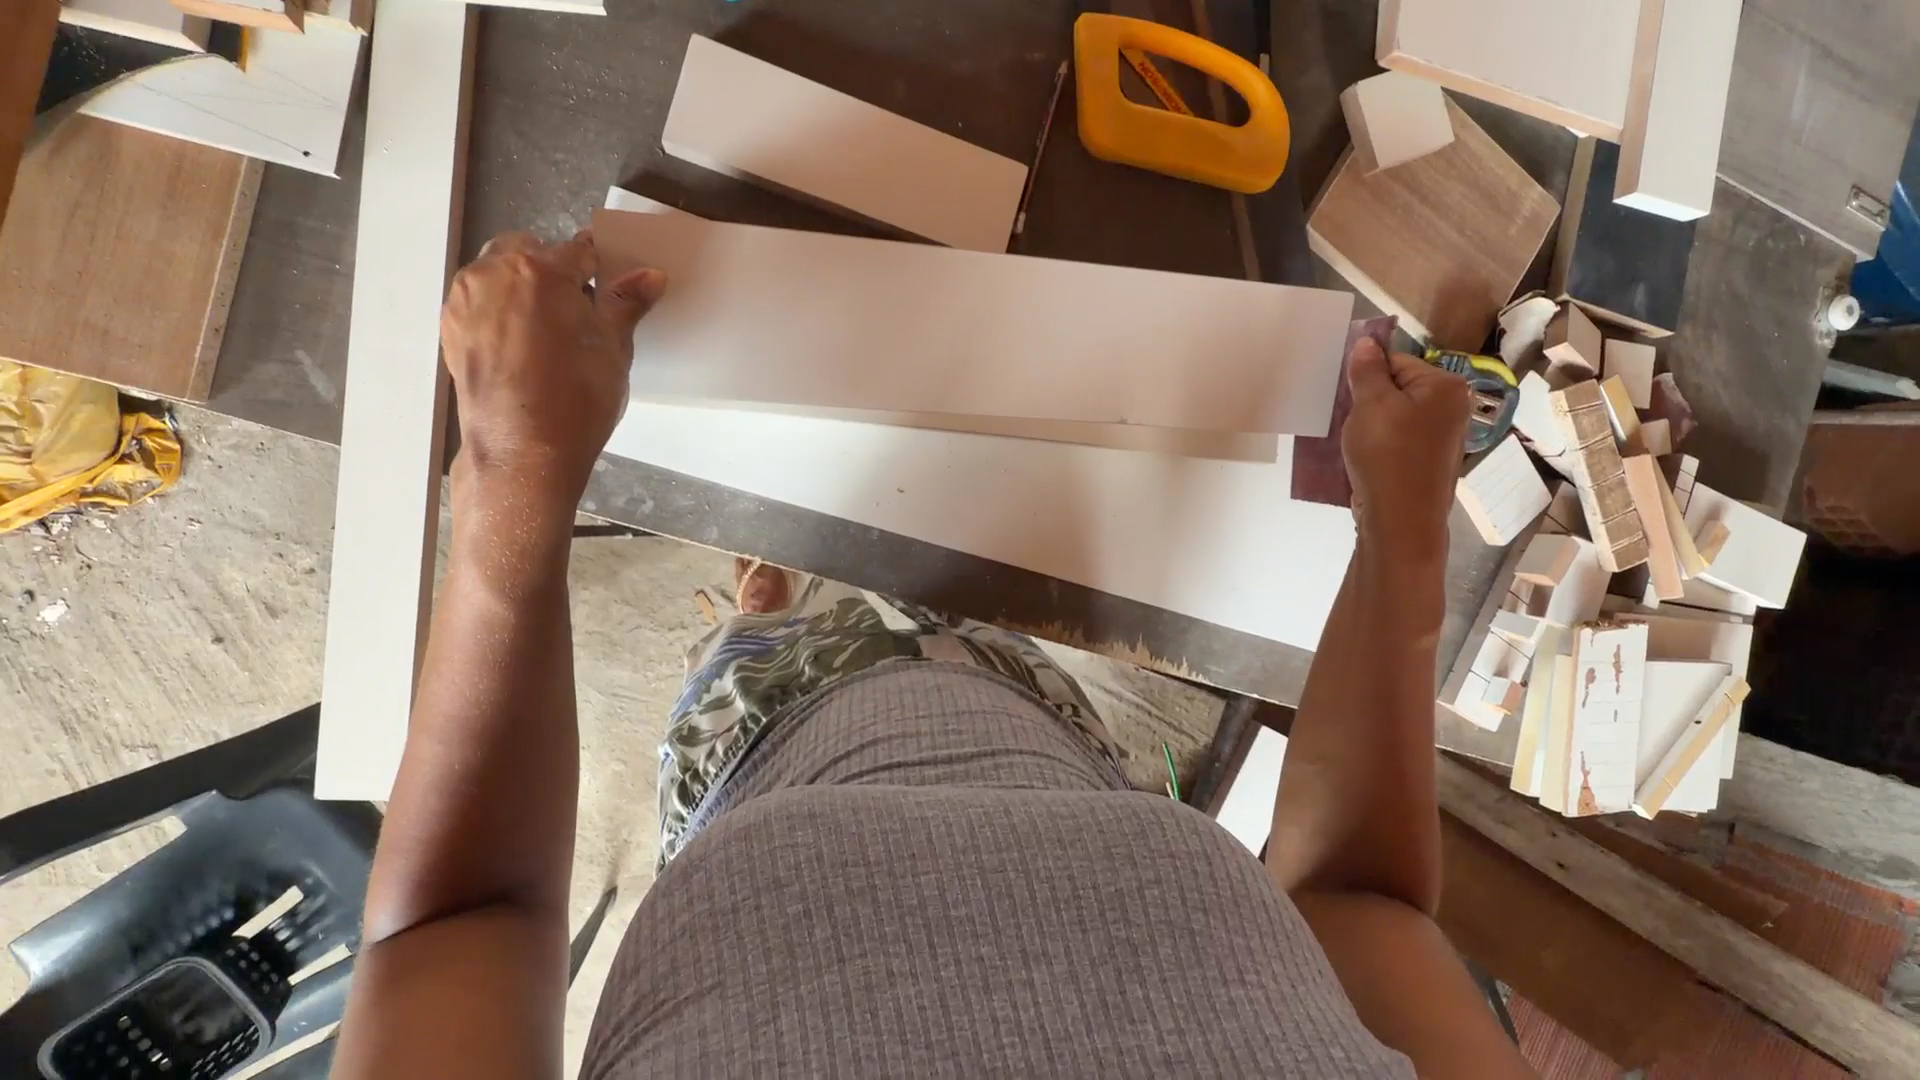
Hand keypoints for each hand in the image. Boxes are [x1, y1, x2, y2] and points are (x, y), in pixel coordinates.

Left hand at [440, 229, 665, 515]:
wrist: (523, 449)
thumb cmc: (576, 398)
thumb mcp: (613, 349)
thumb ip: (627, 304)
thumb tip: (650, 276)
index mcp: (541, 269)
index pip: (580, 251)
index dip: (600, 268)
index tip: (610, 287)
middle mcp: (493, 273)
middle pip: (529, 252)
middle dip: (553, 271)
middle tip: (578, 312)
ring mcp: (465, 300)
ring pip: (499, 274)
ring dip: (523, 289)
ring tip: (549, 333)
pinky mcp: (451, 329)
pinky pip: (481, 303)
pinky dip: (502, 313)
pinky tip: (524, 350)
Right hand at [1341, 337, 1468, 568]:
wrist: (1400, 518)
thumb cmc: (1387, 454)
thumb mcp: (1370, 405)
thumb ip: (1367, 371)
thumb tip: (1367, 343)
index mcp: (1445, 386)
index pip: (1398, 361)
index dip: (1367, 374)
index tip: (1346, 394)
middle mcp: (1452, 408)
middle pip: (1398, 389)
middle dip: (1368, 400)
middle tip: (1347, 418)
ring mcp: (1441, 439)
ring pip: (1395, 418)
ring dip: (1370, 425)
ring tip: (1352, 440)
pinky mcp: (1426, 464)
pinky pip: (1397, 442)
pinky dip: (1377, 445)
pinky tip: (1362, 458)